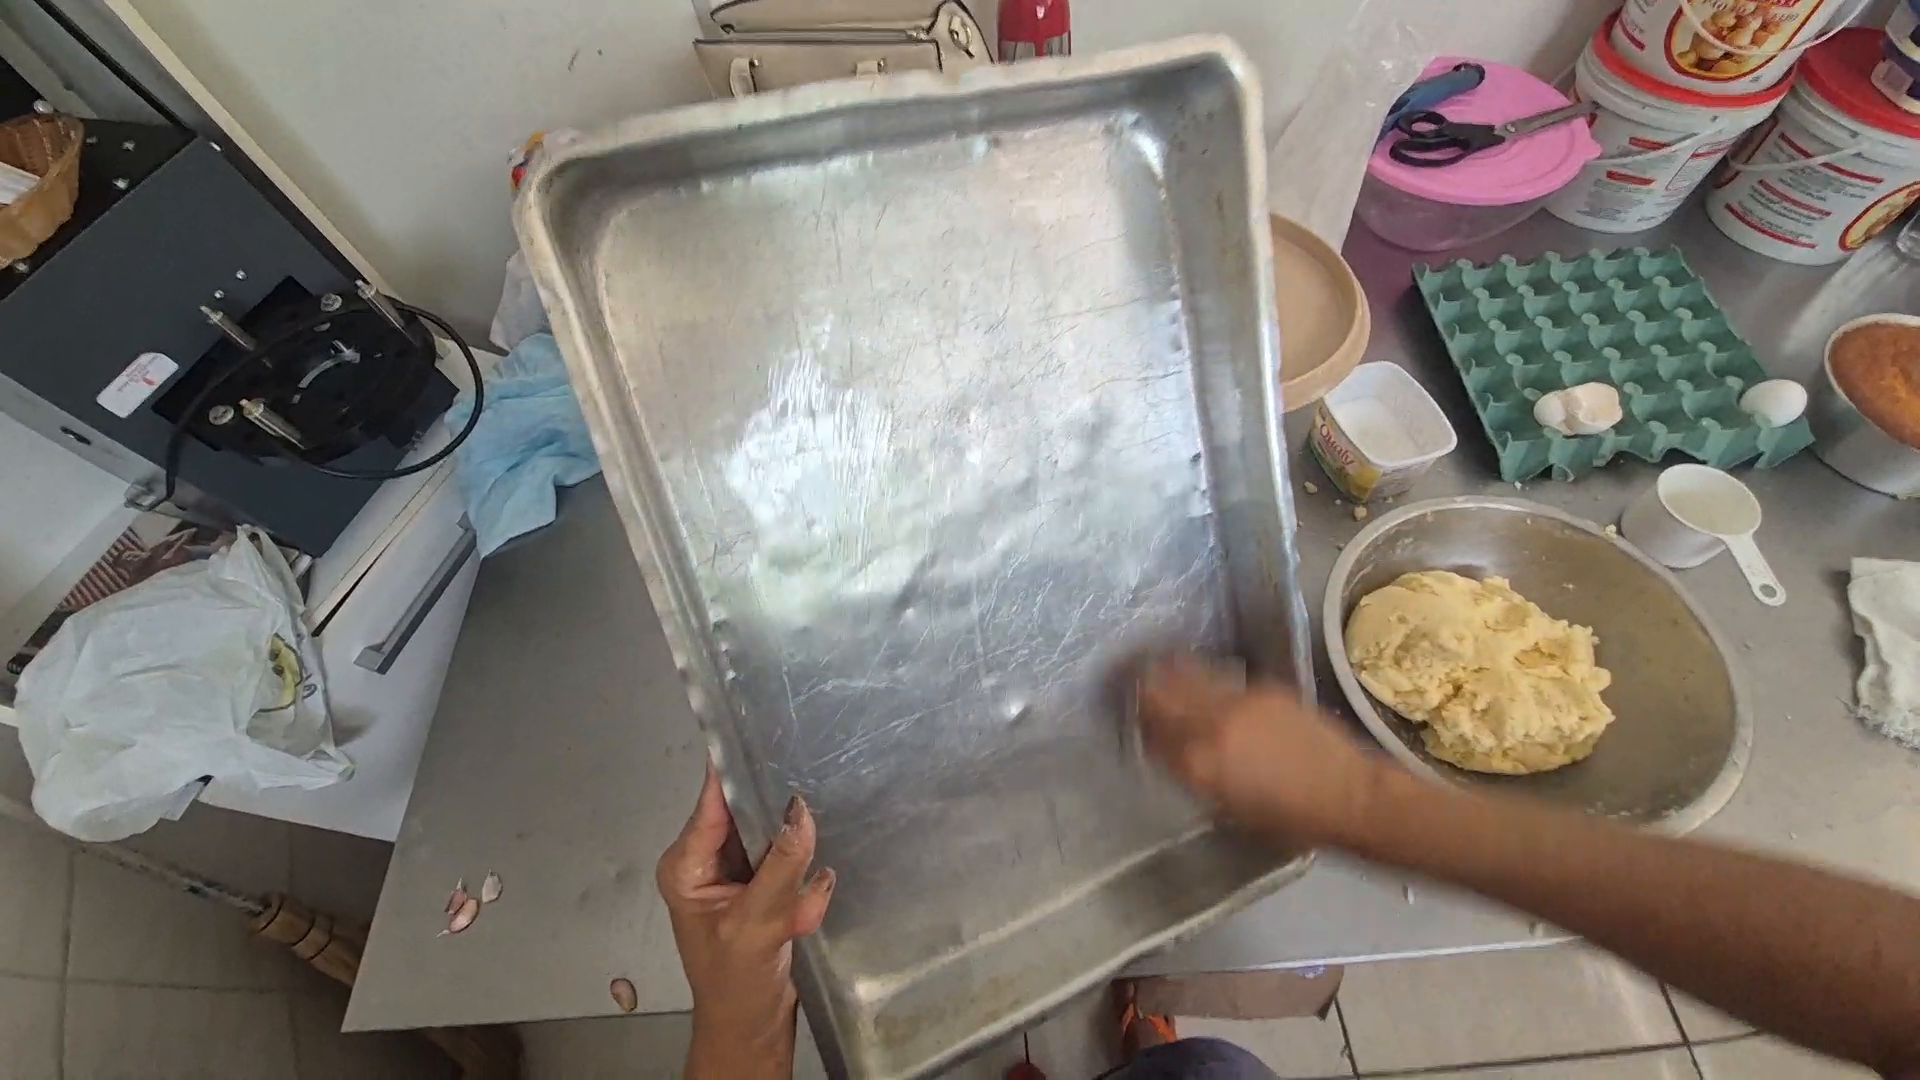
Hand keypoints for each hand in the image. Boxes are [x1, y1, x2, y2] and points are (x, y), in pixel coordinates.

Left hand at [657, 761, 834, 1077]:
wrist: (753, 1030)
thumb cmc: (737, 983)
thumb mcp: (757, 925)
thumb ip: (780, 866)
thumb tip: (800, 809)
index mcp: (686, 864)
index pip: (712, 800)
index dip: (735, 767)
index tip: (764, 729)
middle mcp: (709, 858)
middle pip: (749, 811)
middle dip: (782, 835)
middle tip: (800, 859)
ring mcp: (739, 869)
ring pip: (779, 834)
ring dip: (798, 871)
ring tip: (796, 911)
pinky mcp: (764, 882)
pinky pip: (794, 859)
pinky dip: (806, 887)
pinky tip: (801, 918)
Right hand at [1135, 653, 1384, 846]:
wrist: (1351, 796)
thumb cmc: (1290, 819)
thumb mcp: (1228, 808)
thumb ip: (1193, 774)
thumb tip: (1170, 751)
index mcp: (1197, 764)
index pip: (1148, 732)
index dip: (1134, 721)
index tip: (1130, 716)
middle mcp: (1209, 725)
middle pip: (1158, 692)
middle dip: (1141, 684)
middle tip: (1130, 678)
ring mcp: (1236, 701)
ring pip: (1186, 674)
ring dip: (1167, 670)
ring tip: (1157, 666)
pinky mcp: (1263, 687)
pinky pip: (1220, 677)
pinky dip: (1204, 676)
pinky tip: (1204, 679)